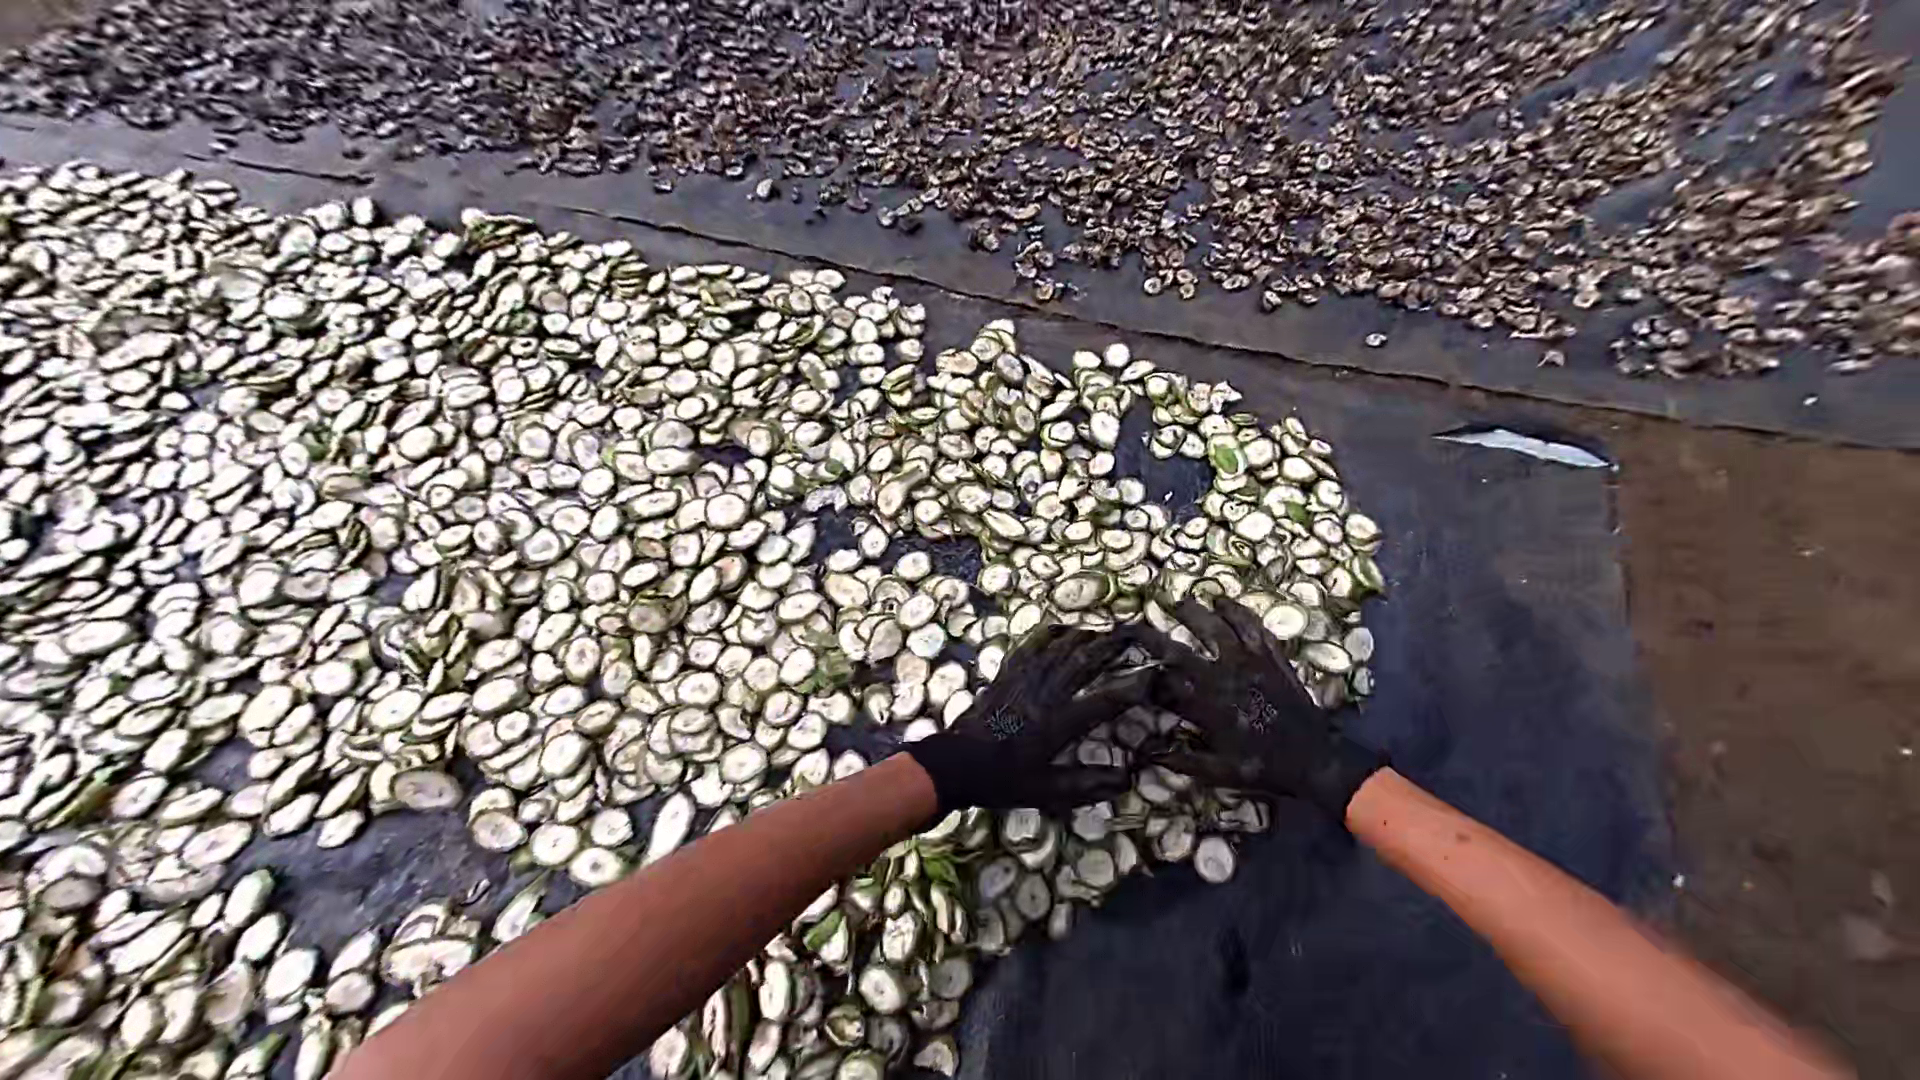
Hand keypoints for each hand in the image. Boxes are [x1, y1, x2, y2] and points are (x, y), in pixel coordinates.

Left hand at [903, 625, 1148, 813]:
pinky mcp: (1008, 673)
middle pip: (1084, 662)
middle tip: (1133, 636)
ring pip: (1059, 648)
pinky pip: (1030, 646)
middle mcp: (1046, 694)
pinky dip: (1048, 634)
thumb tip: (1127, 778)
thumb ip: (1087, 784)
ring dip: (1084, 636)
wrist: (959, 762)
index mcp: (1059, 723)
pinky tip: (1061, 628)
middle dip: (1111, 647)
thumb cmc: (1004, 779)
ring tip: (1103, 630)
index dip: (1132, 688)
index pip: (1104, 701)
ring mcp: (1024, 679)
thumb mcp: (1048, 790)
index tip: (1154, 676)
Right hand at [1143, 598, 1384, 821]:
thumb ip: (1182, 760)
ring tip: (1177, 602)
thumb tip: (1145, 753)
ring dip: (1193, 613)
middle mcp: (1223, 677)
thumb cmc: (1264, 766)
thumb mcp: (1220, 771)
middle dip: (1153, 636)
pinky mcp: (1271, 656)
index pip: (1166, 683)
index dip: (1144, 674)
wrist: (1316, 759)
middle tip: (1136, 626)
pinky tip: (1223, 602)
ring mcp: (1249, 662)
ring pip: (1215, 628)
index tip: (1128, 670)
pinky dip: (1236, 611)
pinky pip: (1252, 626)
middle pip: (1180, 650)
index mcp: (1208, 706)